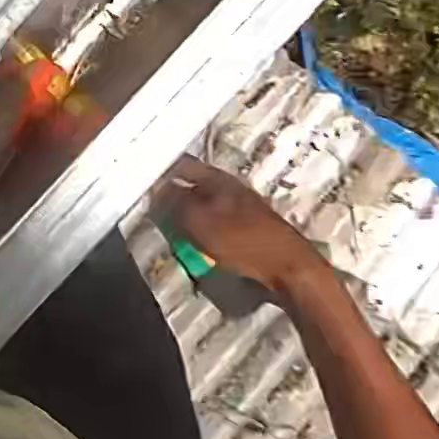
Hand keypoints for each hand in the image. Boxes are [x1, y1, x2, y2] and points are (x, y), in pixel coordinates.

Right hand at [157, 157, 325, 294]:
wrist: (294, 272)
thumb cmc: (242, 241)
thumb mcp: (196, 220)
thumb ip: (172, 201)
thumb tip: (157, 190)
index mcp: (218, 179)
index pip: (181, 165)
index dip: (161, 173)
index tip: (144, 186)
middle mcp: (233, 187)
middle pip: (193, 186)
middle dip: (174, 198)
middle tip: (158, 213)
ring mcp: (246, 208)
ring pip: (206, 205)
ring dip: (190, 216)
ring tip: (177, 232)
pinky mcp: (255, 228)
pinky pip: (219, 222)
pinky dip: (206, 229)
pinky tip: (201, 244)